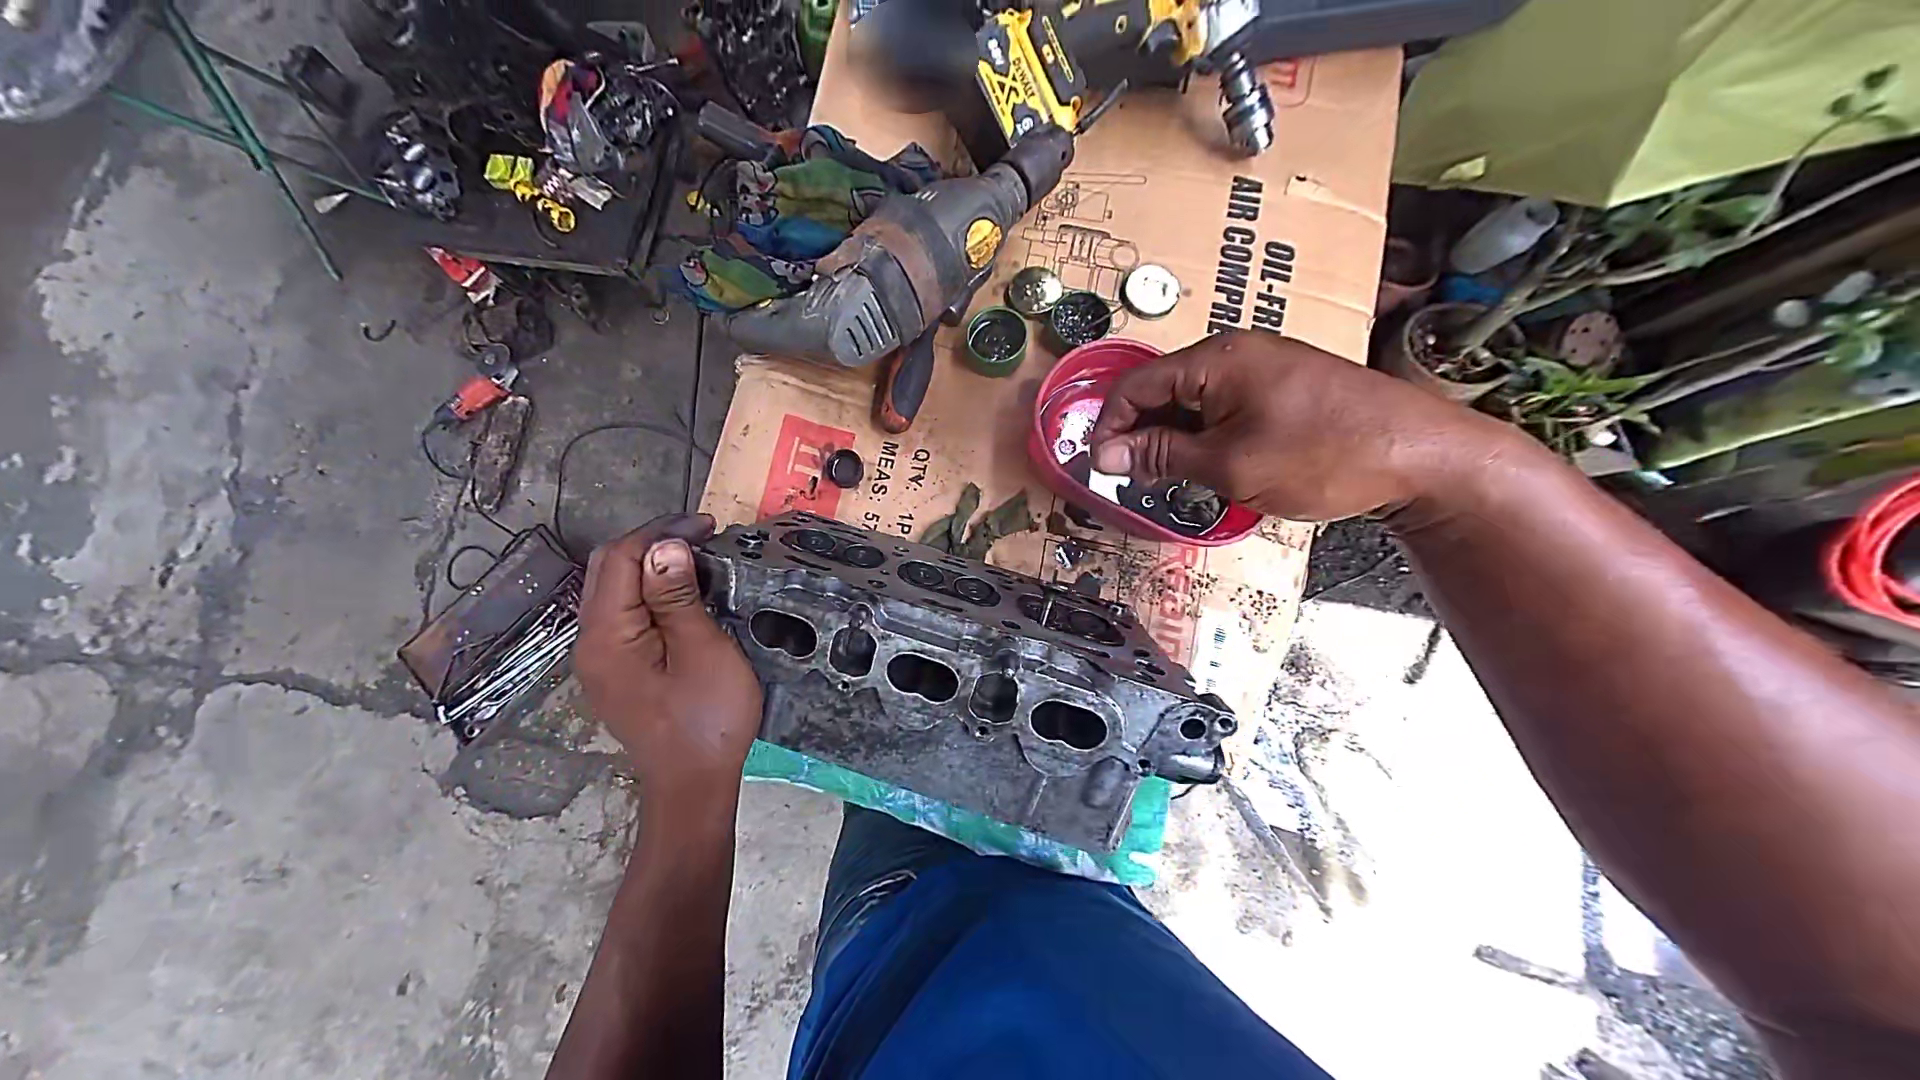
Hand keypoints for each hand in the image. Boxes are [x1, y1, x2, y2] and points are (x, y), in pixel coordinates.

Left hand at [574, 514, 762, 803]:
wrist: (693, 783)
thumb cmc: (706, 718)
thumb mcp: (703, 650)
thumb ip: (677, 597)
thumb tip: (665, 546)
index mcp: (606, 635)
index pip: (619, 559)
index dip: (660, 532)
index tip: (707, 525)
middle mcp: (589, 641)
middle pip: (608, 570)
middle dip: (653, 543)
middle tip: (704, 537)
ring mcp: (598, 658)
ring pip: (614, 590)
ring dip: (652, 566)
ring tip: (697, 559)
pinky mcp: (614, 669)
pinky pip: (623, 614)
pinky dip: (650, 592)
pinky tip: (681, 594)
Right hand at [1087, 331, 1520, 520]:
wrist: (1421, 455)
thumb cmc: (1320, 456)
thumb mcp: (1228, 464)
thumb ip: (1160, 455)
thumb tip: (1104, 456)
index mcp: (1215, 357)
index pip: (1135, 384)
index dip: (1109, 427)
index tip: (1101, 469)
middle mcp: (1235, 351)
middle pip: (1161, 390)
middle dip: (1139, 435)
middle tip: (1133, 481)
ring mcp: (1262, 367)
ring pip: (1192, 403)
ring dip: (1172, 440)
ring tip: (1169, 480)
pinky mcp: (1282, 388)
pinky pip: (1223, 408)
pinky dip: (1204, 437)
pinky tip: (1208, 467)